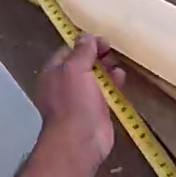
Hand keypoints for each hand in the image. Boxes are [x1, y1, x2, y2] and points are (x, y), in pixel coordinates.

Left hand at [33, 35, 124, 173]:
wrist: (80, 140)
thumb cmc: (73, 101)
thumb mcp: (75, 69)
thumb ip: (82, 51)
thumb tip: (86, 36)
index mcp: (54, 72)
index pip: (68, 51)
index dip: (84, 43)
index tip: (102, 40)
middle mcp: (65, 84)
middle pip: (83, 63)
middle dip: (97, 55)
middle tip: (112, 50)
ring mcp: (80, 98)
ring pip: (95, 77)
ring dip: (107, 68)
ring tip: (117, 62)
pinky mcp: (96, 110)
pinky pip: (105, 92)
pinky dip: (113, 83)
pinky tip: (121, 77)